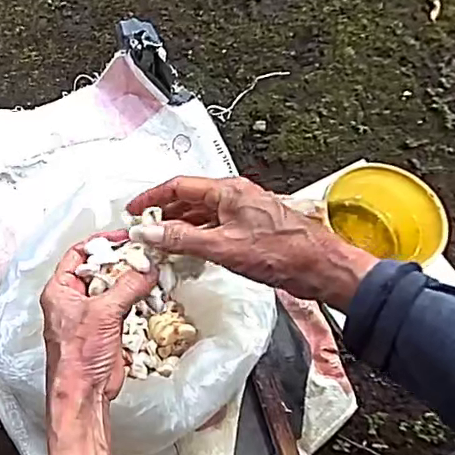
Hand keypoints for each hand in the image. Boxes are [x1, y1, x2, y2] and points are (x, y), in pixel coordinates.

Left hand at [39, 234, 155, 454]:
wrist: (84, 392)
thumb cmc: (76, 356)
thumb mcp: (103, 312)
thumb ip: (128, 286)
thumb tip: (146, 268)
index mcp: (60, 291)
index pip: (78, 254)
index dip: (101, 243)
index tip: (125, 237)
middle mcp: (74, 300)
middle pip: (101, 270)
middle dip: (124, 262)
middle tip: (145, 254)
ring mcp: (92, 315)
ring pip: (116, 288)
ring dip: (134, 281)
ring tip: (154, 270)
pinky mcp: (108, 329)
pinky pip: (126, 307)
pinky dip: (139, 300)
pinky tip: (153, 292)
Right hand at [126, 176, 380, 309]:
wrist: (319, 267)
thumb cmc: (282, 252)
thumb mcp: (222, 246)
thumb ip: (181, 239)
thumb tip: (149, 232)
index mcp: (228, 192)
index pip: (179, 186)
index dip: (152, 198)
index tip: (134, 211)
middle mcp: (235, 197)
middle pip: (188, 199)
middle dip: (162, 214)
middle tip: (143, 229)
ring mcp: (242, 213)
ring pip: (200, 215)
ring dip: (178, 228)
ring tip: (160, 243)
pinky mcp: (248, 230)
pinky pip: (213, 227)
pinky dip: (195, 237)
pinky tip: (188, 252)